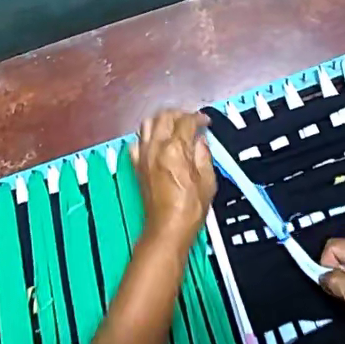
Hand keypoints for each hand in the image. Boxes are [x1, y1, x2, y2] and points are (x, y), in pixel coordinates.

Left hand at [134, 110, 216, 241]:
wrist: (167, 229)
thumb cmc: (189, 209)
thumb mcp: (207, 181)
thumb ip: (204, 155)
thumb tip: (200, 141)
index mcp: (175, 149)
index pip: (186, 121)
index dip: (198, 117)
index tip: (206, 121)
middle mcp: (155, 148)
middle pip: (164, 116)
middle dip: (180, 114)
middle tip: (191, 120)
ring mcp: (143, 156)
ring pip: (148, 124)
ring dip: (162, 120)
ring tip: (174, 125)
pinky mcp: (137, 165)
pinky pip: (138, 142)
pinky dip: (147, 136)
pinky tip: (157, 141)